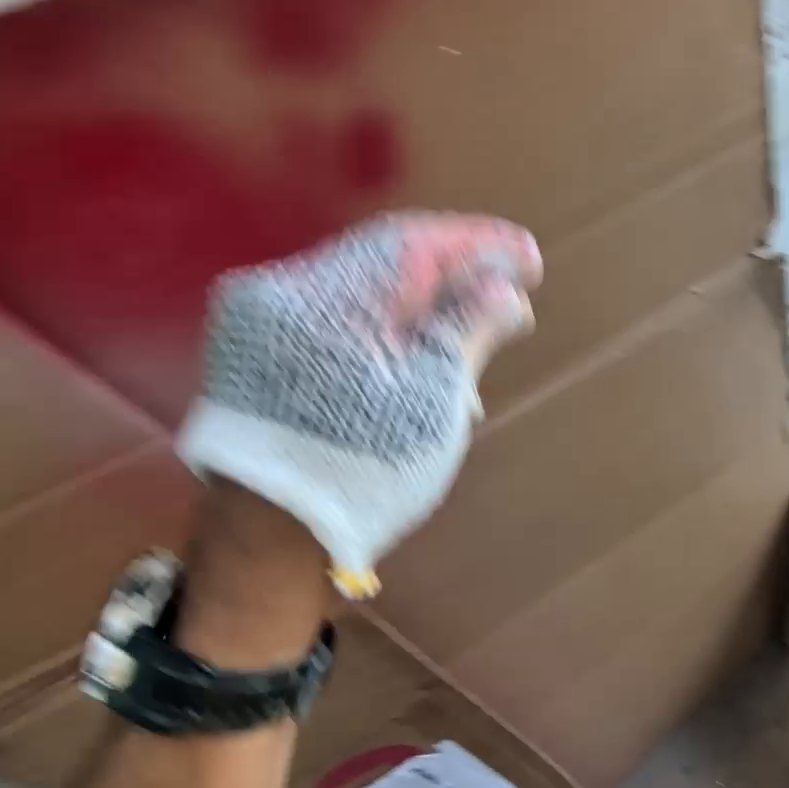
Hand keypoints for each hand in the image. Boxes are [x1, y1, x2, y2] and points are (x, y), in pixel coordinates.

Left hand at [176, 213, 541, 600]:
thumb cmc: (361, 476)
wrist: (268, 543)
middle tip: (511, 282)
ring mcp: (262, 317)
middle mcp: (279, 293)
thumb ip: (468, 331)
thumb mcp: (431, 403)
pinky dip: (390, 319)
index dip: (479, 245)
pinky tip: (427, 342)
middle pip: (386, 258)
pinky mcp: (259, 344)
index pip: (412, 246)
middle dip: (456, 268)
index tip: (529, 257)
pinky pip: (340, 311)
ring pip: (366, 284)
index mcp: (320, 304)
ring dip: (427, 296)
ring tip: (479, 321)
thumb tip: (506, 287)